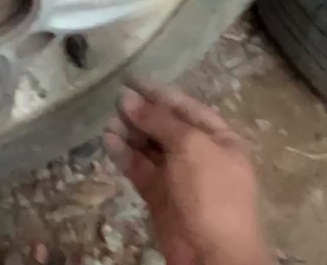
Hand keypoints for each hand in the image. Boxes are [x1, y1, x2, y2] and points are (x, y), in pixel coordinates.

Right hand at [104, 84, 270, 264]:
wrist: (213, 257)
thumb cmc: (212, 191)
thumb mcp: (190, 146)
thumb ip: (158, 120)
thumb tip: (126, 97)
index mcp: (218, 138)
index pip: (185, 107)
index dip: (158, 93)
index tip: (130, 79)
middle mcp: (199, 154)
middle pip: (165, 126)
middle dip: (141, 113)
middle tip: (114, 99)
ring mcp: (178, 177)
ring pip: (149, 147)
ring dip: (129, 132)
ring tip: (108, 120)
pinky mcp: (159, 196)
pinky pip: (140, 168)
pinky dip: (124, 154)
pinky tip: (108, 140)